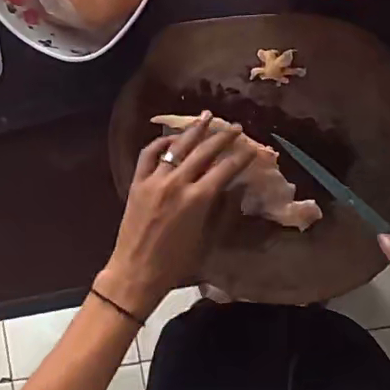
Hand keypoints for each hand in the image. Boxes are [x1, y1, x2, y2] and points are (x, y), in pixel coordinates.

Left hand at [95, 112, 254, 318]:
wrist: (136, 272)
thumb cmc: (177, 264)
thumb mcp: (207, 240)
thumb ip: (224, 211)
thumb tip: (239, 187)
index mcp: (198, 199)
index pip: (225, 169)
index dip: (241, 157)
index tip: (253, 149)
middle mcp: (177, 183)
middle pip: (204, 152)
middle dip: (223, 137)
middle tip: (236, 127)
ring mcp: (154, 180)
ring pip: (177, 147)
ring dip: (194, 130)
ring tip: (207, 117)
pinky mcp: (137, 182)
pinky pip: (149, 154)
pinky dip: (161, 143)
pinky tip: (172, 138)